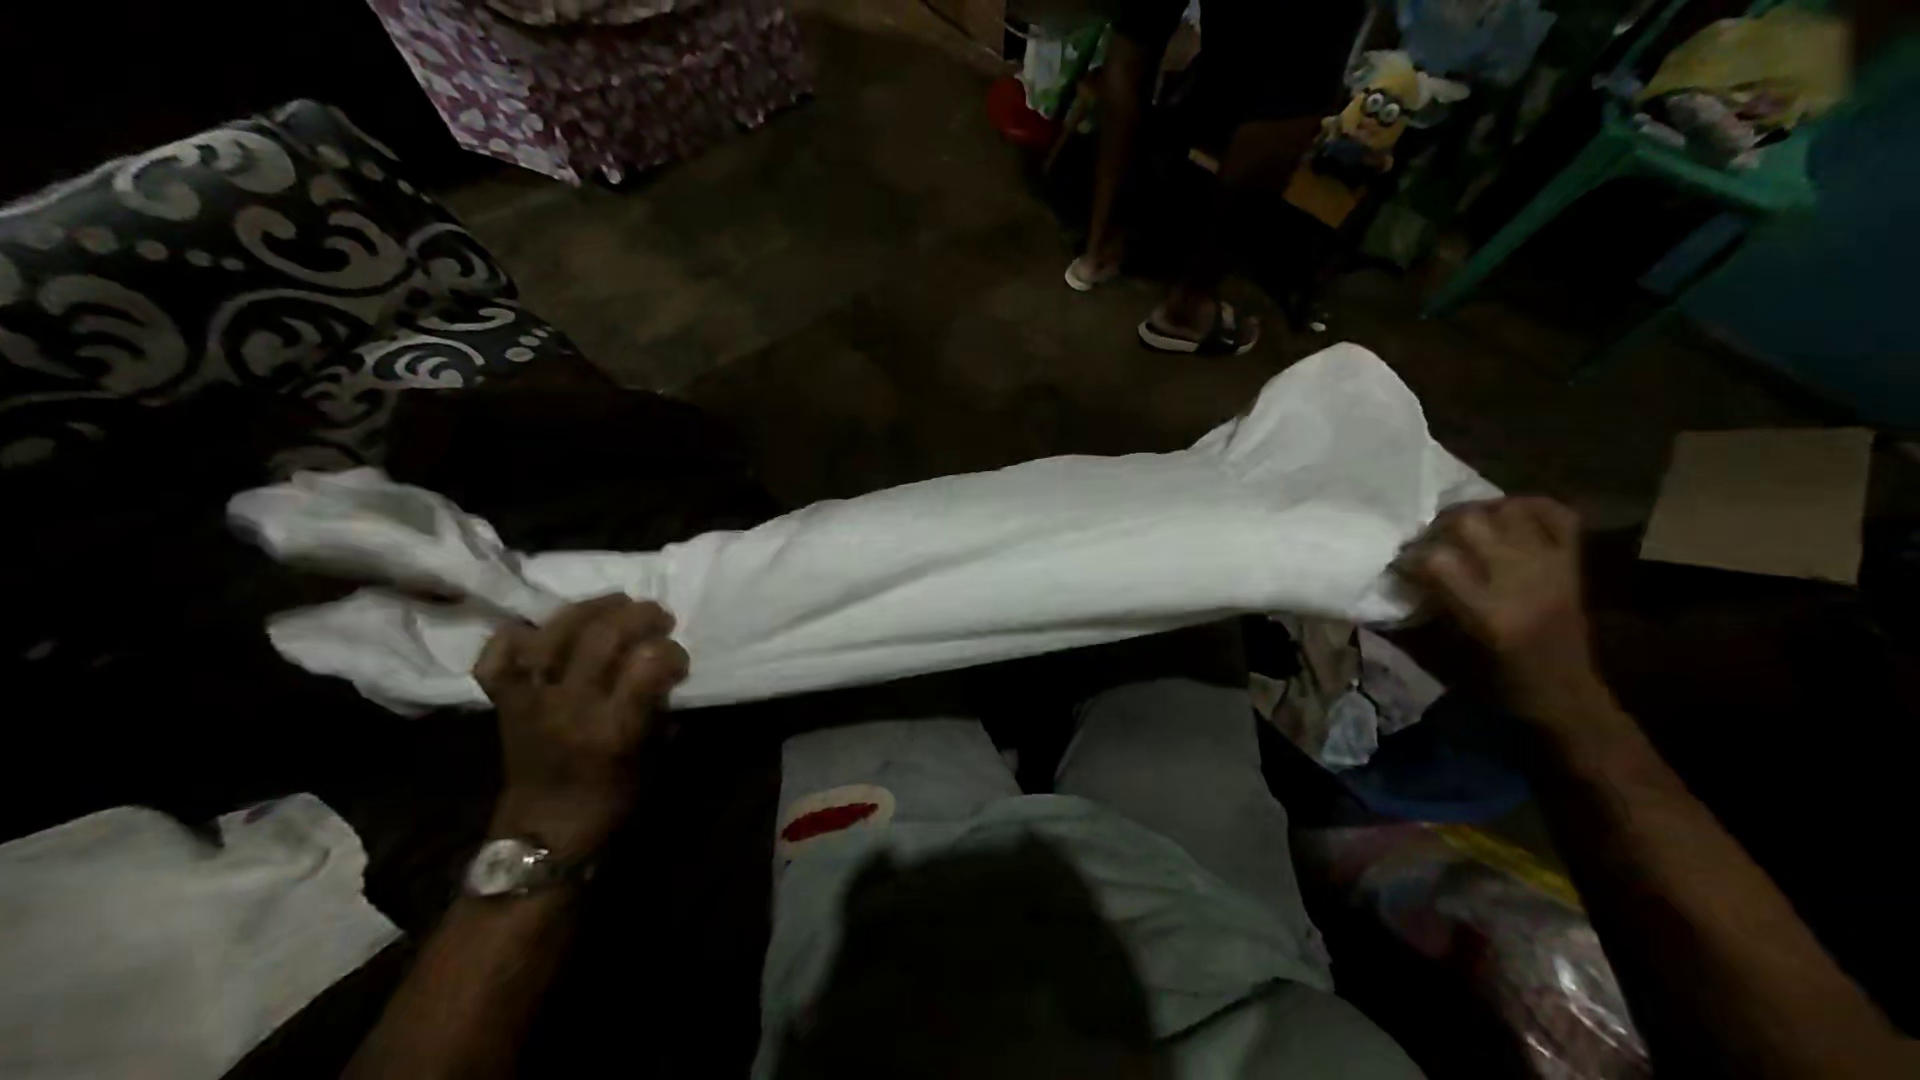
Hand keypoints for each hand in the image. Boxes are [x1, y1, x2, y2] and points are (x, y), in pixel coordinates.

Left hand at [474, 596, 688, 856]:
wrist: (545, 830)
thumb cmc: (613, 795)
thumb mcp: (654, 752)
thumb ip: (660, 704)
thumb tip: (665, 664)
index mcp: (615, 727)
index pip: (649, 664)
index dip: (671, 652)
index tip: (678, 659)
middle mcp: (571, 706)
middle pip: (604, 636)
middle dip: (639, 614)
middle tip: (657, 615)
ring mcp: (531, 700)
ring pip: (555, 632)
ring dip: (591, 607)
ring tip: (614, 604)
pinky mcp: (503, 701)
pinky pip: (498, 656)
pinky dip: (518, 635)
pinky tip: (543, 631)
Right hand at [1400, 497, 1601, 710]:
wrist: (1563, 689)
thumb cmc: (1496, 678)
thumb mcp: (1448, 650)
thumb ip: (1424, 607)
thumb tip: (1396, 574)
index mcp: (1487, 611)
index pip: (1435, 560)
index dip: (1409, 556)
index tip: (1399, 563)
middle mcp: (1521, 579)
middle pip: (1470, 521)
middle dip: (1438, 525)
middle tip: (1428, 539)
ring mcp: (1550, 565)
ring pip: (1507, 509)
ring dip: (1478, 511)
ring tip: (1463, 525)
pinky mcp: (1571, 560)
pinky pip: (1556, 514)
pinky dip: (1530, 506)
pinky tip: (1507, 514)